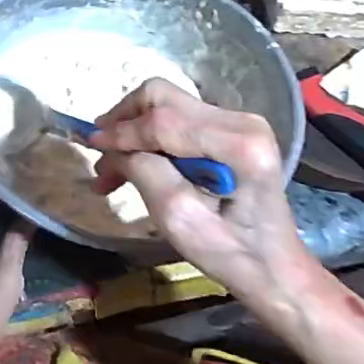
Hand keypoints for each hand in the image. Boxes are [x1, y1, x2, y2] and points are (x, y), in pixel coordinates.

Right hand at [89, 79, 321, 307]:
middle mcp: (243, 121)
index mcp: (239, 145)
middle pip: (165, 98)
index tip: (90, 145)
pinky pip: (179, 120)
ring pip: (167, 106)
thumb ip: (145, 173)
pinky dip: (152, 138)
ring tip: (112, 169)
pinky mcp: (231, 129)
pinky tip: (136, 164)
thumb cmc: (230, 253)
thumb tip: (113, 147)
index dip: (122, 131)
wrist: (272, 266)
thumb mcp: (179, 219)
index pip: (165, 122)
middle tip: (102, 153)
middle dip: (125, 121)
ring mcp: (239, 121)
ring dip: (135, 131)